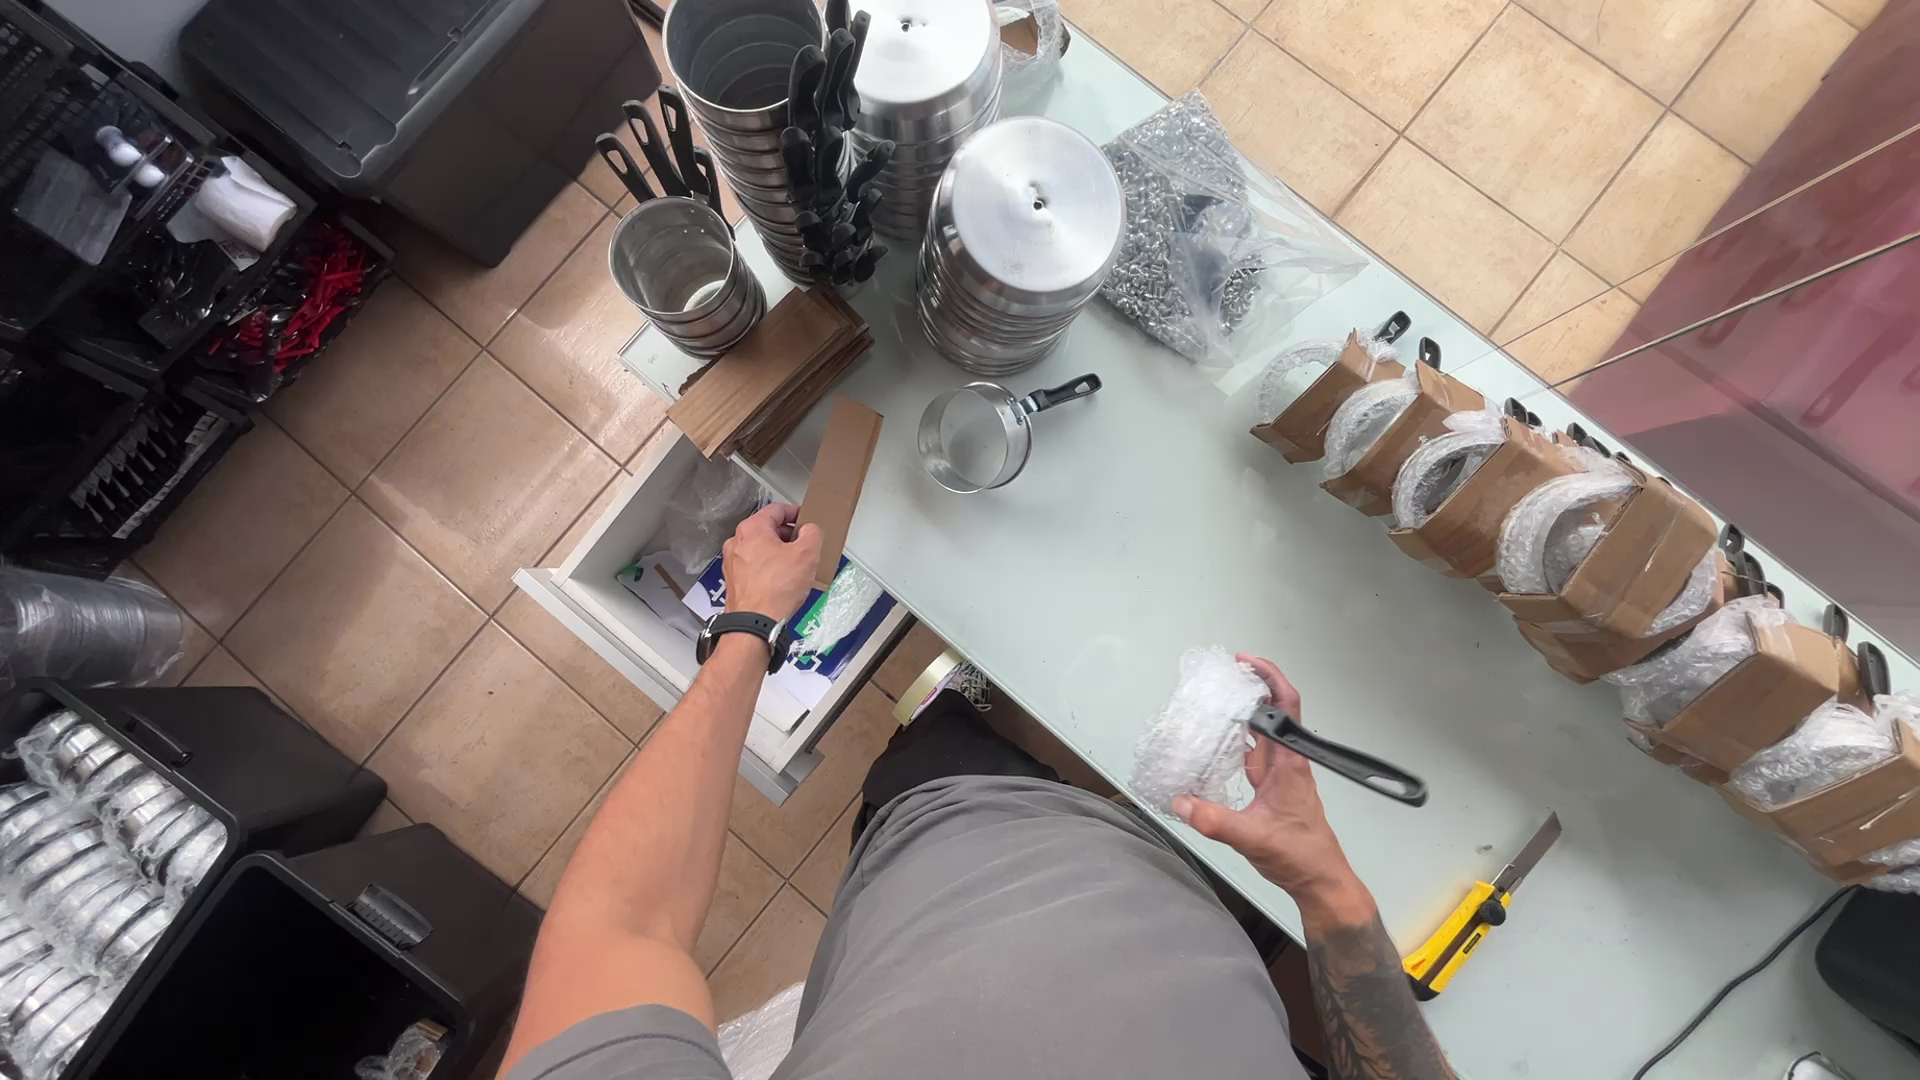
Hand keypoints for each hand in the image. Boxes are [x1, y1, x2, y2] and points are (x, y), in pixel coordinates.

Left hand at [722, 503, 821, 621]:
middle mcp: (737, 542)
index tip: (807, 520)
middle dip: (788, 535)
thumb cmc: (776, 589)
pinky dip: (769, 568)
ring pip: (761, 549)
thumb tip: (810, 530)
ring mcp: (733, 562)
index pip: (777, 510)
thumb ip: (813, 533)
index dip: (796, 512)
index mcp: (752, 529)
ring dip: (779, 553)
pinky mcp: (734, 581)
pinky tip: (782, 581)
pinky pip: (755, 567)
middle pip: (768, 529)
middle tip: (805, 545)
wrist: (755, 623)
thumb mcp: (807, 554)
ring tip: (796, 566)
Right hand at [1173, 655, 1370, 922]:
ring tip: (1213, 698)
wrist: (1320, 881)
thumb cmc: (1300, 857)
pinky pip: (1250, 751)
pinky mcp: (1269, 786)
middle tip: (1221, 674)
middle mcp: (1284, 761)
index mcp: (1288, 763)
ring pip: (1260, 730)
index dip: (1269, 678)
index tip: (1245, 663)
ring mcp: (1277, 773)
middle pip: (1272, 710)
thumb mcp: (1253, 838)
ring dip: (1242, 710)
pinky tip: (1214, 740)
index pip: (1286, 707)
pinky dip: (1234, 738)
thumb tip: (1179, 802)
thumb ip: (1215, 820)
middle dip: (1249, 686)